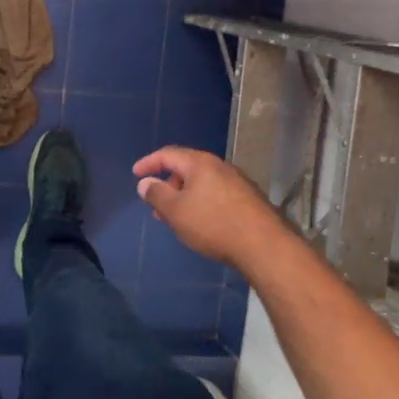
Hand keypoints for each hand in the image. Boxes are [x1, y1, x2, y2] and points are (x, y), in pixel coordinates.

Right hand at [133, 147, 293, 269]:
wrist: (263, 244)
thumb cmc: (213, 224)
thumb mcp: (175, 211)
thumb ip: (156, 194)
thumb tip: (145, 182)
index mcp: (199, 163)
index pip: (167, 154)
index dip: (148, 163)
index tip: (135, 174)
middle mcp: (219, 166)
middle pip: (186, 167)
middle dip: (167, 183)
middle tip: (154, 202)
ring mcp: (236, 181)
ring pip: (201, 182)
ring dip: (183, 195)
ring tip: (174, 216)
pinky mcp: (247, 198)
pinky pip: (215, 193)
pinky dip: (200, 201)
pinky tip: (199, 222)